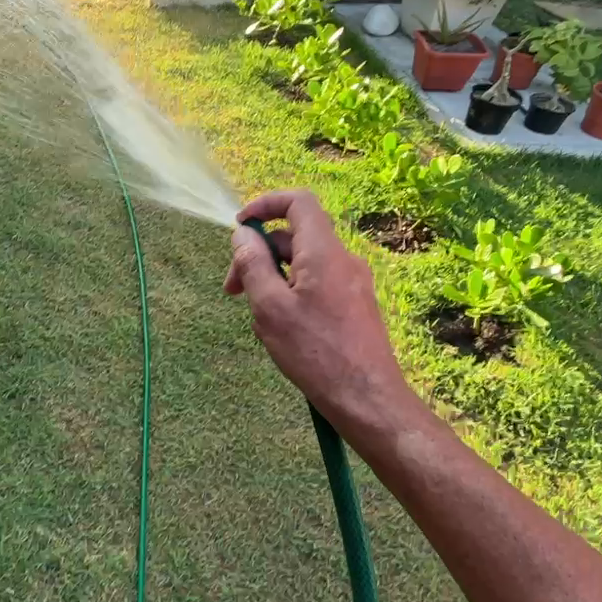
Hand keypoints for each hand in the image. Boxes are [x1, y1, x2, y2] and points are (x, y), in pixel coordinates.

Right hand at [224, 190, 415, 433]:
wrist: (368, 400)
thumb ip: (253, 264)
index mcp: (324, 252)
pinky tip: (280, 328)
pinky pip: (315, 283)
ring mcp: (352, 283)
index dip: (265, 204)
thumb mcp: (270, 307)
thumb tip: (243, 235)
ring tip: (257, 317)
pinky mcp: (355, 305)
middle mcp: (343, 260)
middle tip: (232, 289)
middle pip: (293, 236)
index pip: (298, 202)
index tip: (239, 228)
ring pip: (302, 263)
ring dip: (271, 278)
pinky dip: (290, 293)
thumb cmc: (315, 352)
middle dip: (258, 254)